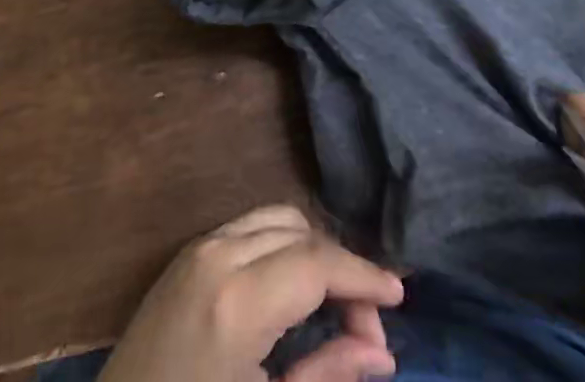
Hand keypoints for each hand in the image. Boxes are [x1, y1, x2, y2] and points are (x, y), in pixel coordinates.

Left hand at [98, 205, 405, 381]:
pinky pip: (249, 227)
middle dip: (342, 271)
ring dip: (313, 251)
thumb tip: (381, 354)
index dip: (365, 277)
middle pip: (302, 235)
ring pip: (277, 220)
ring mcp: (197, 247)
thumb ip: (328, 376)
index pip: (319, 263)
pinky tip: (291, 288)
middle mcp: (218, 254)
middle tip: (364, 328)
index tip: (399, 297)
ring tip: (332, 305)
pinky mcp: (186, 253)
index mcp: (237, 299)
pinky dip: (283, 244)